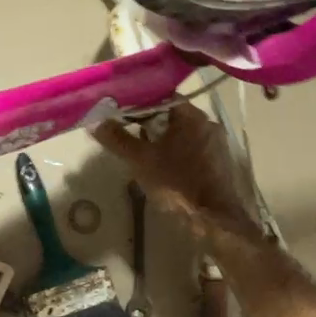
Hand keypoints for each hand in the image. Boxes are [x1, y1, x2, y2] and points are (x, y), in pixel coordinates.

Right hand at [94, 105, 259, 239]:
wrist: (213, 219)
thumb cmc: (177, 184)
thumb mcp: (141, 161)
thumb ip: (118, 139)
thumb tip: (96, 122)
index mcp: (192, 116)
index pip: (162, 97)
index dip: (139, 103)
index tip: (121, 114)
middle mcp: (208, 124)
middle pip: (172, 116)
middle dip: (149, 125)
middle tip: (127, 136)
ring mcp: (217, 146)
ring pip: (183, 135)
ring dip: (162, 142)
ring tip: (141, 155)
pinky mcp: (219, 165)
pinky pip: (192, 151)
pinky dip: (176, 155)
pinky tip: (163, 170)